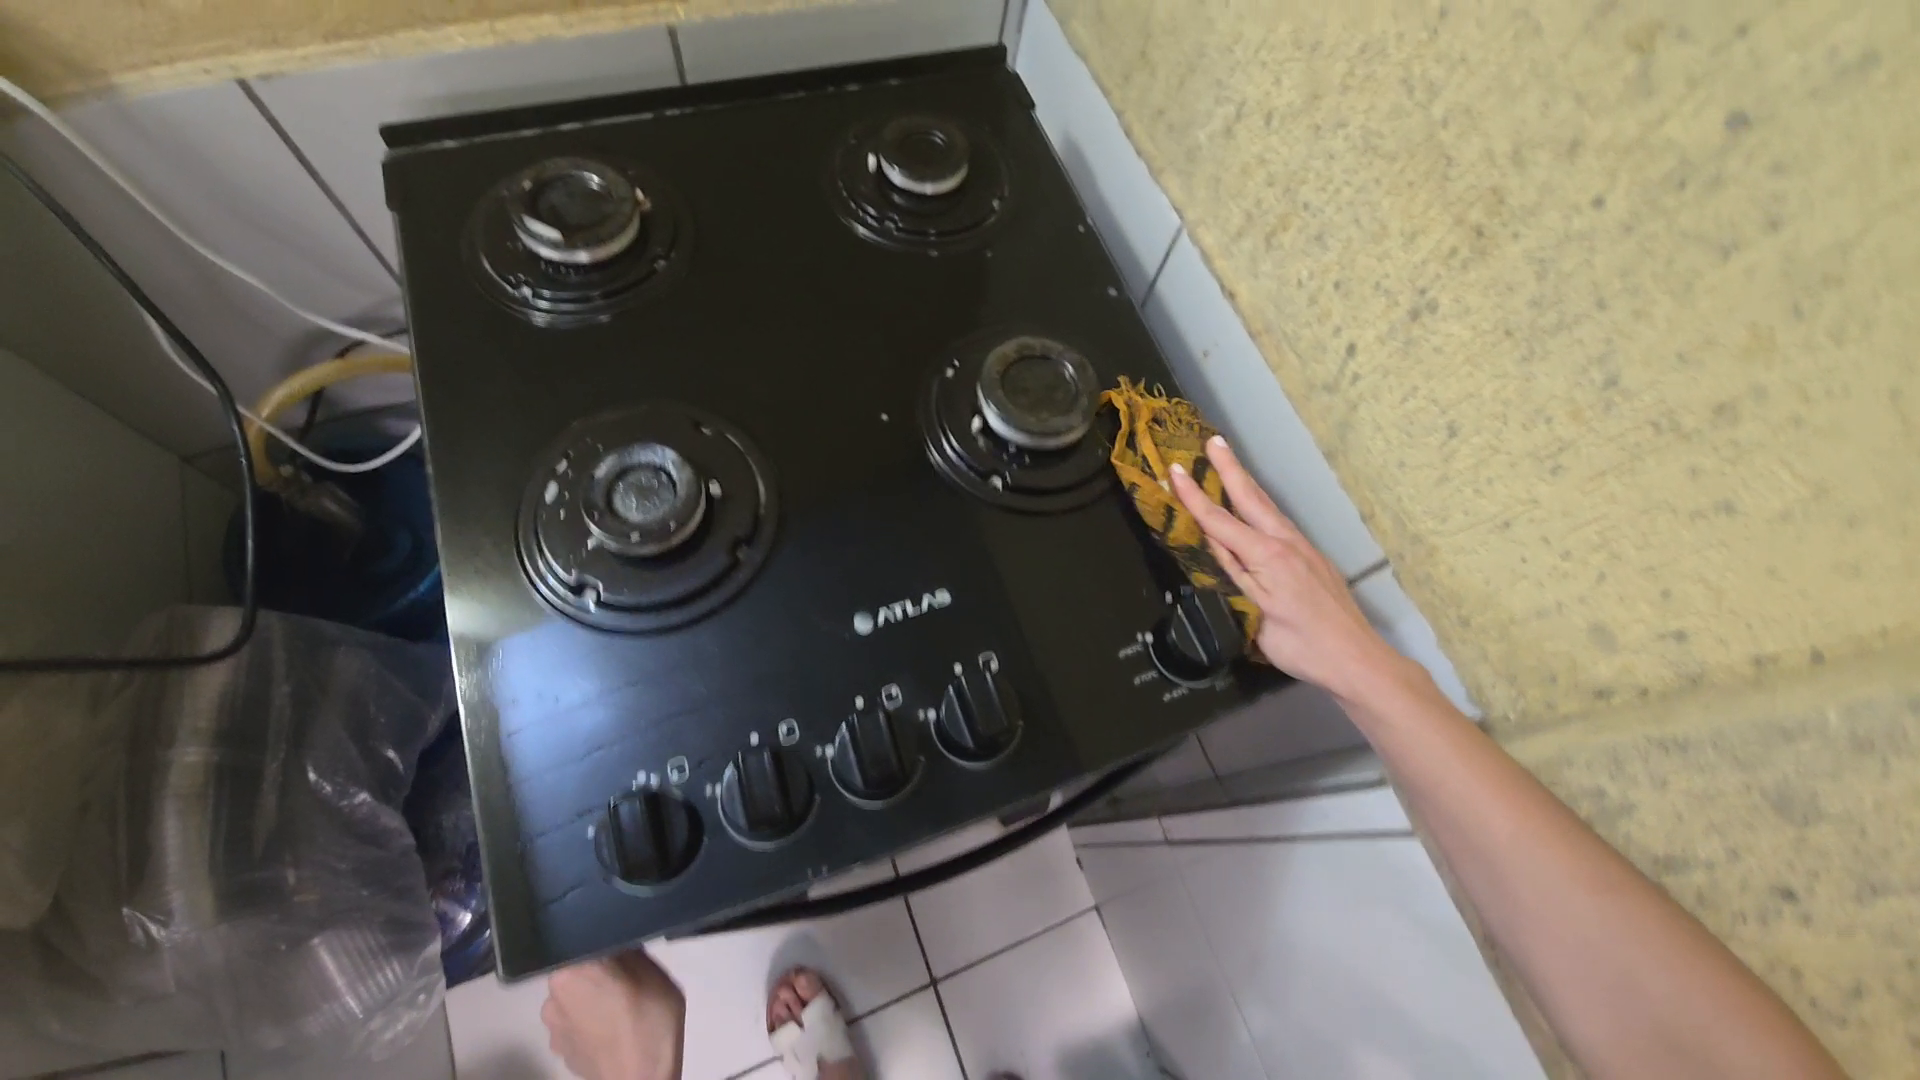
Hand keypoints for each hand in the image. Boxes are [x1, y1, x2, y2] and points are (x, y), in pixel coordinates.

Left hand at [543, 948, 685, 1079]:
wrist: (642, 1078)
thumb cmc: (648, 1018)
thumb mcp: (650, 968)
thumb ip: (625, 949)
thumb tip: (615, 940)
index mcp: (569, 972)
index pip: (579, 941)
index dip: (601, 941)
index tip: (621, 948)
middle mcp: (551, 999)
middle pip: (575, 971)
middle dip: (597, 970)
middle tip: (627, 975)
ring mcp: (553, 1030)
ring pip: (574, 998)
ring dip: (592, 997)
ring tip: (623, 1006)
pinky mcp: (561, 1053)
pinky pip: (575, 1024)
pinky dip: (591, 1022)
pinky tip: (614, 1028)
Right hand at [1169, 436, 1417, 703]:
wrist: (1357, 659)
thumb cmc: (1302, 646)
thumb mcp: (1257, 615)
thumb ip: (1236, 576)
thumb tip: (1216, 543)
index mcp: (1267, 556)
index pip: (1220, 521)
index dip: (1194, 496)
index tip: (1174, 469)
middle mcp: (1286, 543)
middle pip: (1250, 499)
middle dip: (1229, 469)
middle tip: (1213, 440)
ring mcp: (1303, 548)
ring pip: (1268, 508)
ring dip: (1246, 483)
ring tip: (1231, 464)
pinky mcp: (1312, 558)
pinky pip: (1280, 522)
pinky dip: (1262, 505)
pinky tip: (1259, 509)